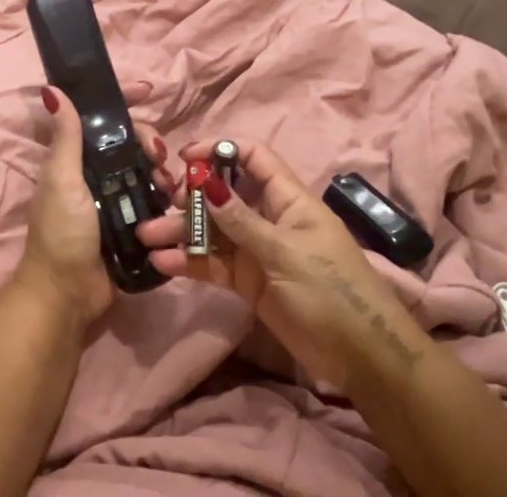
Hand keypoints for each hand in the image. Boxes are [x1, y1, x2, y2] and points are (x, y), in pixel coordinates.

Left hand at [12, 86, 168, 328]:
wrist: (68, 294)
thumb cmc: (62, 233)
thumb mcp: (63, 180)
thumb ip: (66, 137)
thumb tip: (52, 88)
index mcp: (74, 160)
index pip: (98, 119)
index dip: (121, 101)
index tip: (148, 91)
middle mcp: (94, 174)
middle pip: (129, 142)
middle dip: (148, 140)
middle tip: (159, 155)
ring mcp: (113, 199)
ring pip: (145, 169)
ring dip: (160, 169)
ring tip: (168, 183)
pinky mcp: (131, 223)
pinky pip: (153, 199)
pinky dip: (165, 194)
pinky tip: (174, 198)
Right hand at [135, 141, 414, 394]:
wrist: (361, 356)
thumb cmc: (332, 290)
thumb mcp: (285, 252)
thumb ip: (241, 220)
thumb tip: (205, 181)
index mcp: (288, 199)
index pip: (253, 158)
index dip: (220, 150)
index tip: (185, 158)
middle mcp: (269, 218)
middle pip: (224, 194)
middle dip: (189, 195)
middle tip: (157, 202)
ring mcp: (257, 250)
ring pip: (212, 230)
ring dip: (180, 231)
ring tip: (145, 236)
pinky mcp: (248, 282)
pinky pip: (213, 263)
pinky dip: (188, 262)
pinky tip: (161, 263)